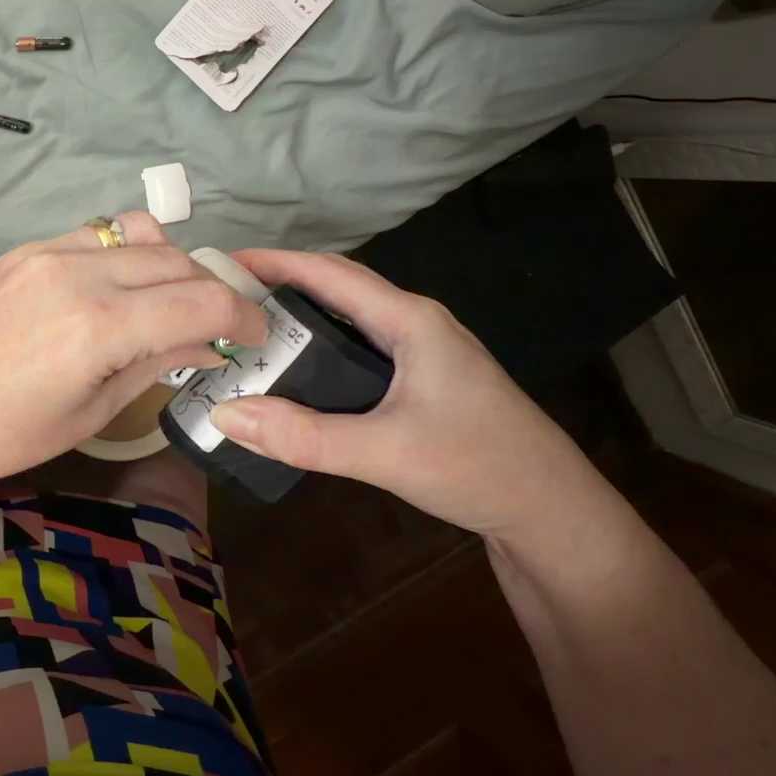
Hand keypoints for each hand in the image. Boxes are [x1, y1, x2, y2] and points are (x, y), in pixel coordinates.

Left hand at [0, 212, 266, 492]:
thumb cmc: (0, 435)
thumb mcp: (89, 414)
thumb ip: (154, 364)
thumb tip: (209, 342)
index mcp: (97, 326)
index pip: (202, 301)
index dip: (243, 316)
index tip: (255, 335)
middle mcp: (76, 272)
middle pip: (177, 260)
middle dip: (210, 292)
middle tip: (216, 328)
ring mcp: (44, 251)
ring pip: (138, 237)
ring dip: (170, 267)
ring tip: (168, 307)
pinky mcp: (22, 249)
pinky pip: (94, 236)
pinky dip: (124, 255)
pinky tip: (118, 290)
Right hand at [209, 250, 615, 545]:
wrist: (553, 514)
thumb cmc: (478, 468)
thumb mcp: (385, 452)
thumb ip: (304, 436)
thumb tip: (225, 414)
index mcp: (411, 321)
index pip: (331, 273)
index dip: (275, 261)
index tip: (222, 261)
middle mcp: (415, 324)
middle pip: (337, 286)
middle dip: (280, 282)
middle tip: (224, 297)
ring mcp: (421, 352)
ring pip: (347, 316)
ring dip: (299, 312)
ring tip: (246, 327)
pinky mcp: (420, 380)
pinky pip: (356, 345)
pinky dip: (316, 344)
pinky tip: (292, 370)